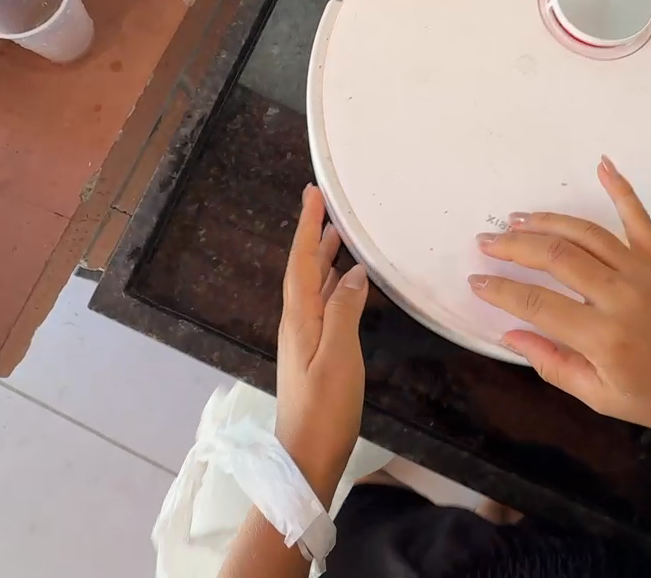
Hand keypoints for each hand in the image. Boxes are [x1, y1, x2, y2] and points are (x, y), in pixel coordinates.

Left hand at [275, 185, 369, 495]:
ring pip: (312, 285)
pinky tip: (344, 282)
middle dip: (312, 234)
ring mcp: (303, 337)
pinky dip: (331, 282)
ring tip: (336, 233)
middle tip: (323, 203)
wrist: (306, 457)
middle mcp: (297, 321)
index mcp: (300, 317)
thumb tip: (354, 272)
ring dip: (321, 256)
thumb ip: (345, 310)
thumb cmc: (324, 408)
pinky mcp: (312, 352)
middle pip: (303, 268)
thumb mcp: (339, 356)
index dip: (307, 226)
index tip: (312, 194)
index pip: (302, 261)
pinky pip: (320, 303)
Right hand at [468, 156, 650, 450]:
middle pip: (555, 257)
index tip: (476, 281)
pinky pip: (638, 217)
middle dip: (513, 248)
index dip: (501, 291)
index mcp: (605, 338)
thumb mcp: (604, 400)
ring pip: (585, 233)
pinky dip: (621, 187)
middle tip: (485, 243)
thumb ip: (554, 365)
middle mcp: (621, 296)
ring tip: (515, 220)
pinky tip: (602, 163)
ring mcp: (645, 271)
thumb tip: (509, 334)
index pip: (538, 305)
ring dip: (546, 221)